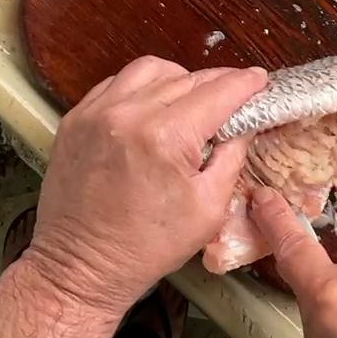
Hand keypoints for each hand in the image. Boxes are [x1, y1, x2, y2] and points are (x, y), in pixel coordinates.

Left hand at [22, 56, 266, 318]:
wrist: (79, 267)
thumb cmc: (145, 247)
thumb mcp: (208, 209)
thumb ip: (231, 157)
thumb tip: (243, 124)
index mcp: (166, 136)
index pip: (218, 92)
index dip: (245, 83)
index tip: (259, 79)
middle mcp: (128, 113)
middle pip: (187, 79)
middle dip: (216, 83)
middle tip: (234, 95)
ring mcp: (97, 112)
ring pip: (150, 70)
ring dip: (178, 78)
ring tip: (191, 99)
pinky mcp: (76, 118)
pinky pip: (116, 83)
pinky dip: (141, 87)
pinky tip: (152, 105)